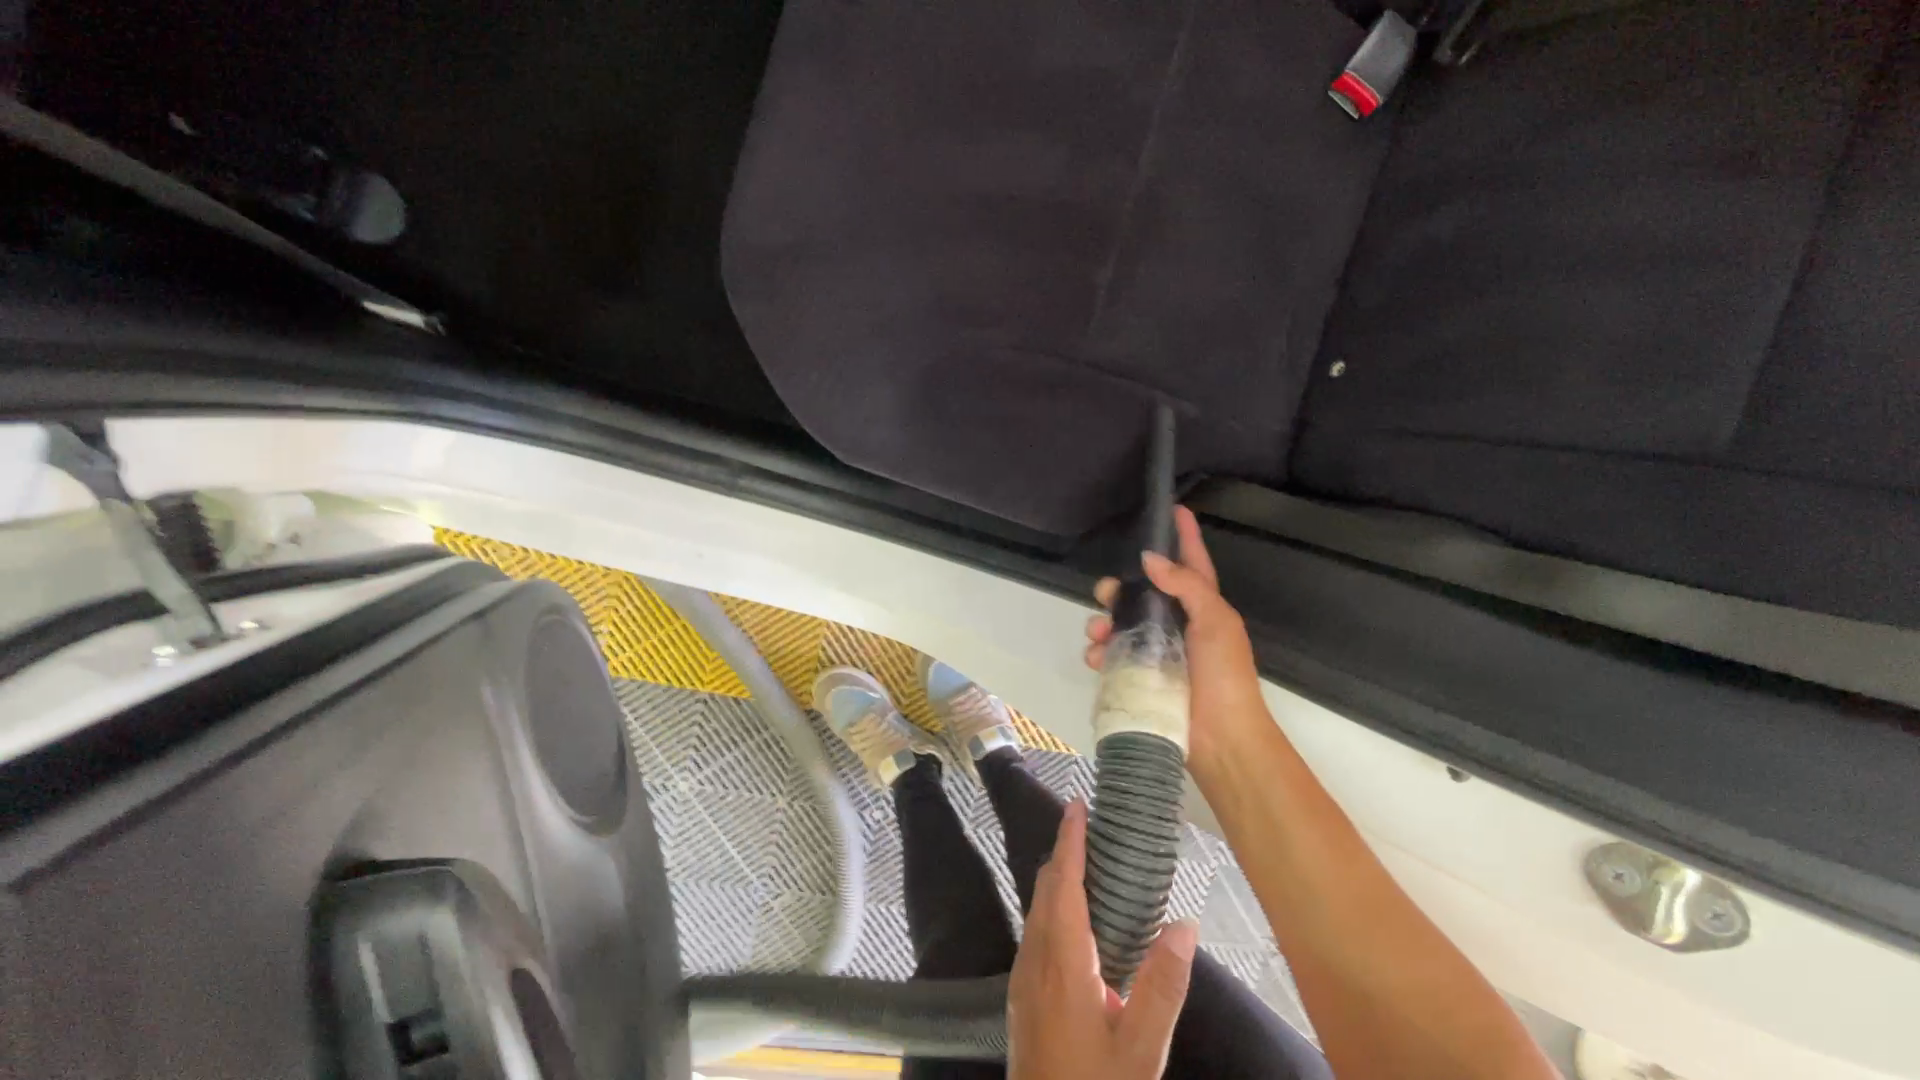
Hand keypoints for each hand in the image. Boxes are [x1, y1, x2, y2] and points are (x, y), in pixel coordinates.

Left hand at [1008, 798, 1197, 1079]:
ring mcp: (1023, 980)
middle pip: (1045, 891)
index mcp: (1062, 964)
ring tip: (1091, 866)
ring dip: (1059, 881)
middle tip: (1094, 829)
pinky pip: (1037, 934)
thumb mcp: (1142, 1047)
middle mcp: (1034, 962)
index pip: (1063, 885)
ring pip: (1038, 912)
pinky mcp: (1022, 998)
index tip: (1077, 805)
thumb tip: (1184, 923)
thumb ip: (1162, 984)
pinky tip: (1080, 924)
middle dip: (1065, 853)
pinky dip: (1056, 909)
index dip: (1070, 841)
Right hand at [1084, 505, 1267, 774]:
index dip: (1184, 536)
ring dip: (1103, 622)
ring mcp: (1157, 653)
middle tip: (1106, 591)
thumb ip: (1186, 585)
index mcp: (1204, 607)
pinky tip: (1094, 656)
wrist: (1221, 737)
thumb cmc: (1224, 674)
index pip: (1192, 563)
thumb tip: (1150, 558)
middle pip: (1143, 593)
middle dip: (1121, 587)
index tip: (1173, 508)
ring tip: (1097, 632)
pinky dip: (1098, 653)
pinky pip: (1111, 657)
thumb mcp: (1215, 620)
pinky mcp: (1139, 678)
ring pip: (1120, 624)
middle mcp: (1178, 626)